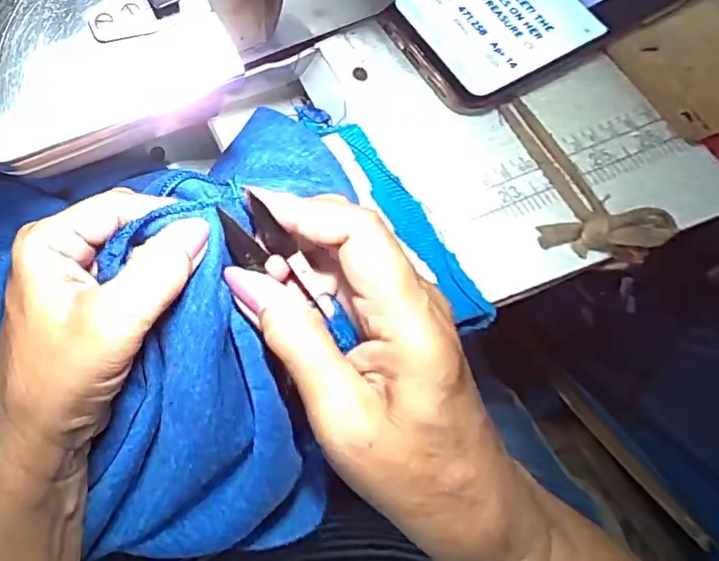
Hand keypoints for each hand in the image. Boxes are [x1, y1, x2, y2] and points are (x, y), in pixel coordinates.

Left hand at [0, 191, 209, 560]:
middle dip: (163, 237)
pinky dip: (152, 281)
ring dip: (161, 261)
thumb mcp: (112, 323)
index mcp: (46, 239)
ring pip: (128, 251)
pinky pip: (126, 275)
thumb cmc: (60, 382)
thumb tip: (199, 226)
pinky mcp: (83, 299)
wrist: (36, 449)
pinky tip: (177, 289)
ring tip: (200, 267)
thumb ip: (156, 271)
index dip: (163, 214)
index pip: (115, 207)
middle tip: (209, 250)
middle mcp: (55, 247)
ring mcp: (68, 274)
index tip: (209, 226)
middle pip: (122, 225)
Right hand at [224, 189, 601, 560]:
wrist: (474, 510)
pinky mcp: (392, 311)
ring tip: (254, 267)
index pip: (358, 229)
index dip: (301, 209)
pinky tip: (280, 285)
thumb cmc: (416, 476)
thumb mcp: (342, 417)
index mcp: (410, 318)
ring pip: (344, 242)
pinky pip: (344, 269)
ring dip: (295, 244)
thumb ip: (293, 340)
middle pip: (350, 225)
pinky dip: (306, 267)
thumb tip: (243, 278)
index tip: (250, 208)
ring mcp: (405, 300)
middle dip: (292, 221)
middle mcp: (413, 295)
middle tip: (243, 240)